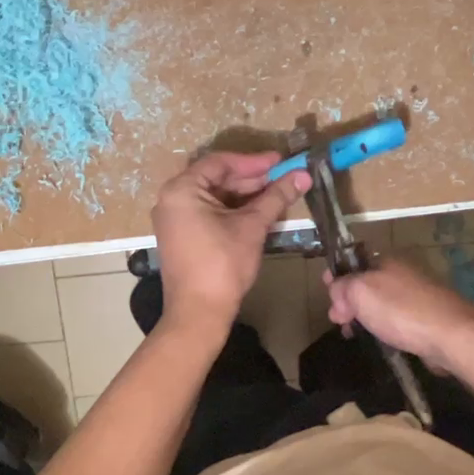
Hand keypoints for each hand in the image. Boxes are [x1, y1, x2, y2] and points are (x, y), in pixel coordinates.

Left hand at [151, 152, 310, 335]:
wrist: (199, 313)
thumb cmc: (222, 266)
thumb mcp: (251, 227)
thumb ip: (276, 197)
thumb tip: (303, 175)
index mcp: (181, 190)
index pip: (220, 163)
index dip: (253, 161)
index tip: (280, 161)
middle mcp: (171, 200)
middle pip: (215, 179)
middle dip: (250, 179)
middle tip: (281, 178)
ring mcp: (173, 221)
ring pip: (212, 198)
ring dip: (243, 196)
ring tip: (274, 195)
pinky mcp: (180, 238)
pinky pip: (206, 214)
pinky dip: (230, 212)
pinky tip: (256, 214)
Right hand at [326, 258, 473, 373]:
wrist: (449, 335)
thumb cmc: (400, 310)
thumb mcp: (360, 292)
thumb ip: (342, 287)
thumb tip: (335, 290)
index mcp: (386, 261)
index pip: (354, 263)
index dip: (337, 277)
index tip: (328, 297)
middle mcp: (402, 274)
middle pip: (365, 285)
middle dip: (347, 301)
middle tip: (339, 322)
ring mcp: (415, 296)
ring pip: (379, 304)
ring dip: (363, 317)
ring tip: (354, 334)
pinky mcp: (425, 318)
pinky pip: (395, 319)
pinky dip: (382, 328)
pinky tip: (378, 340)